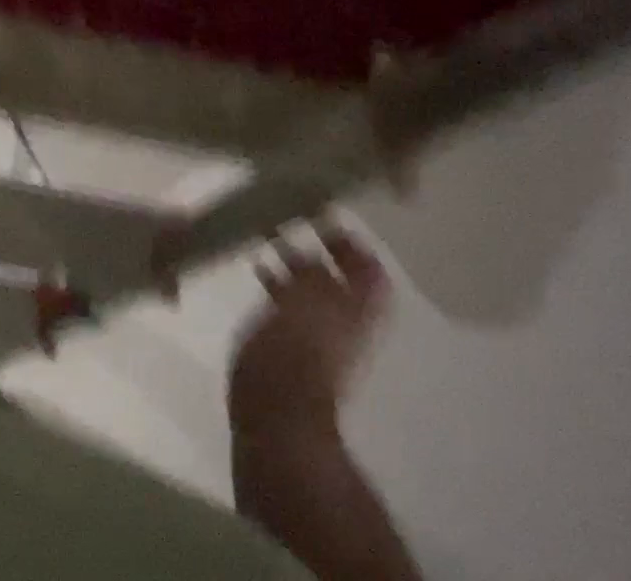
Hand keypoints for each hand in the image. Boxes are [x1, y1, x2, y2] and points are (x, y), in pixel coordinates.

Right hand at [228, 228, 389, 434]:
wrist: (278, 415)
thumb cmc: (292, 357)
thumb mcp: (302, 307)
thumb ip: (312, 276)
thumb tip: (316, 249)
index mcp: (357, 312)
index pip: (370, 270)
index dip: (355, 244)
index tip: (328, 216)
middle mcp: (347, 322)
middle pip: (344, 279)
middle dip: (323, 250)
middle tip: (293, 221)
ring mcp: (322, 337)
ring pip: (317, 289)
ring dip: (299, 264)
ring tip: (270, 239)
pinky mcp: (294, 347)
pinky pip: (294, 304)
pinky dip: (281, 283)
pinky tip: (259, 271)